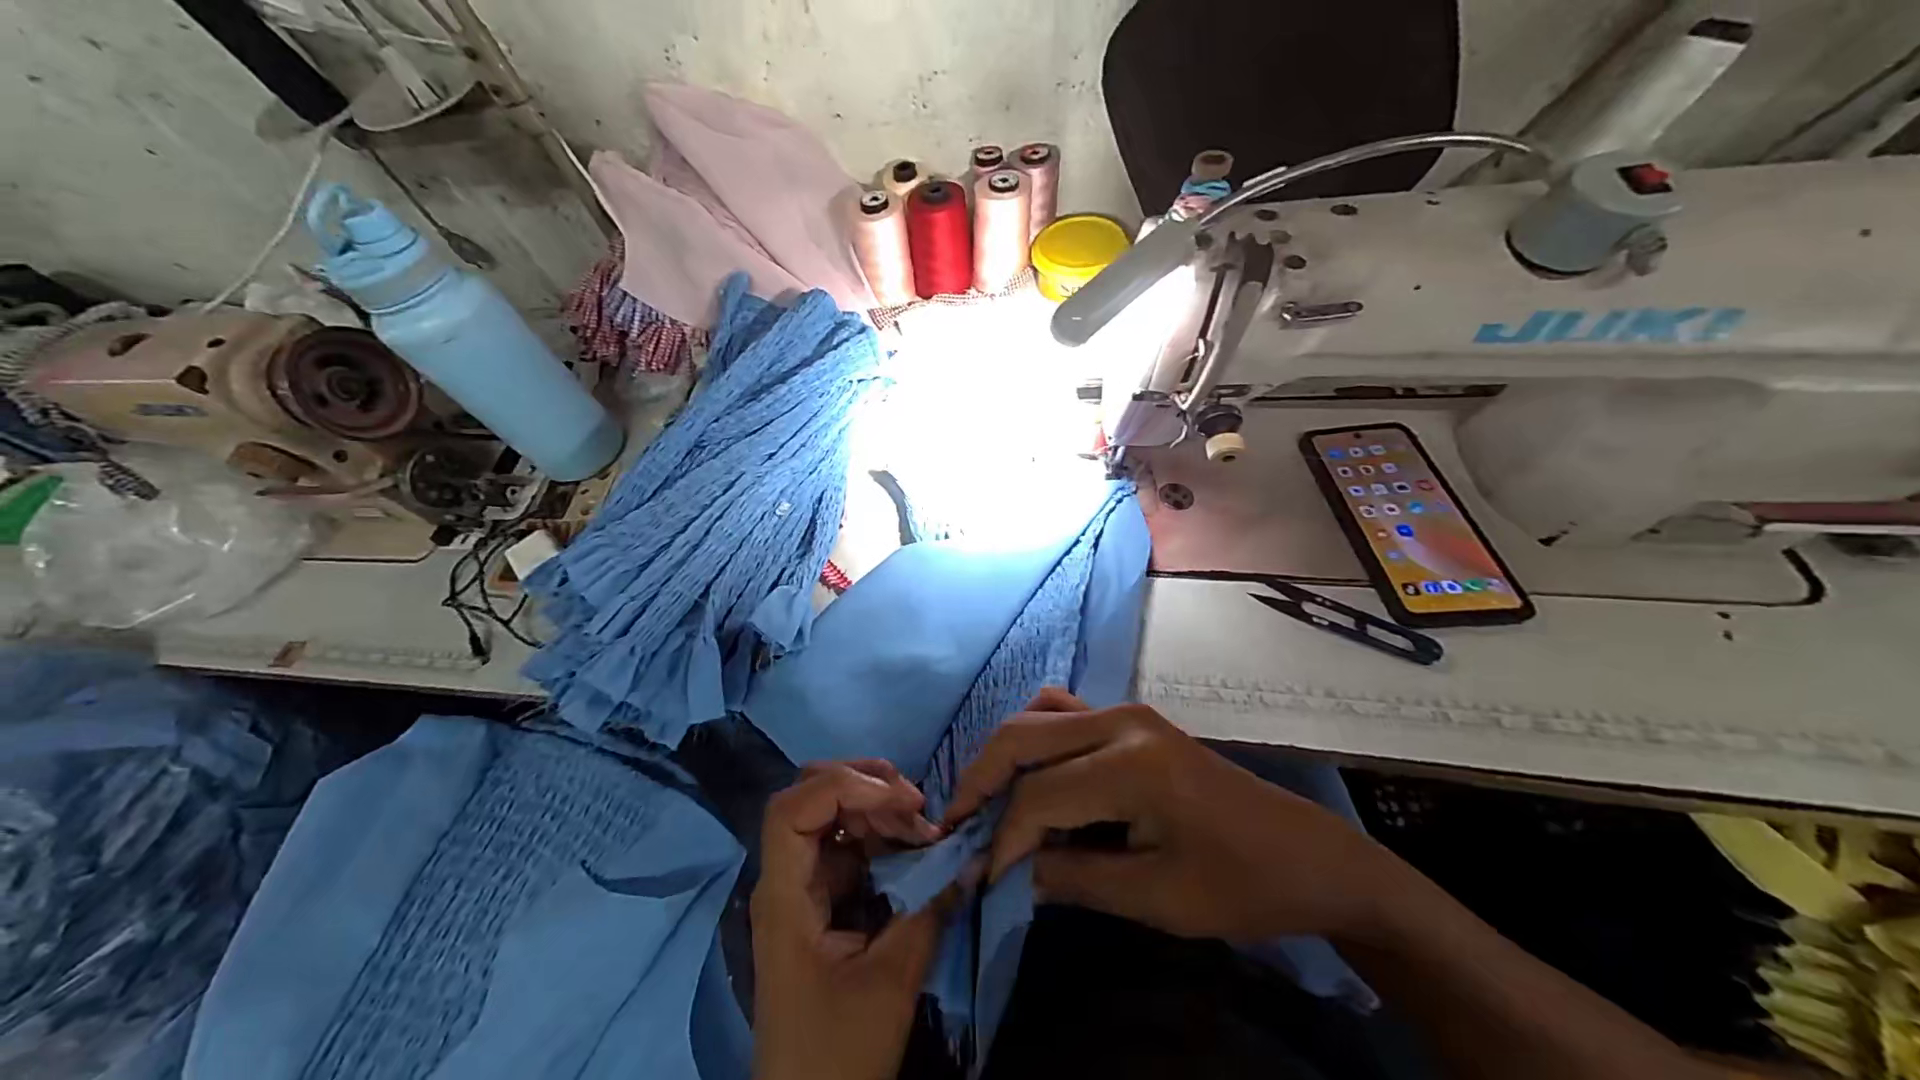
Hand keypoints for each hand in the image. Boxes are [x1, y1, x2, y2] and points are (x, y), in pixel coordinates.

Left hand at [751, 761, 953, 1079]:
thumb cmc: (839, 1050)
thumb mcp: (892, 979)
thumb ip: (929, 908)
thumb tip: (968, 857)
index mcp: (784, 897)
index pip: (794, 809)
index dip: (845, 786)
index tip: (903, 801)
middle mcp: (786, 882)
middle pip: (810, 799)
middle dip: (866, 786)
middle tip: (917, 804)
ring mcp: (802, 891)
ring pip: (831, 819)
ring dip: (879, 812)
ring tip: (924, 831)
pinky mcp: (821, 904)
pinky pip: (847, 850)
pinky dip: (881, 839)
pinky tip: (913, 850)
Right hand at [943, 690, 1417, 944]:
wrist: (1313, 858)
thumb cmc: (1243, 887)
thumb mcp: (1156, 899)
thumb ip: (1073, 880)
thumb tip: (1007, 873)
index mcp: (1132, 765)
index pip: (1037, 796)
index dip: (1001, 842)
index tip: (979, 882)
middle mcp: (1122, 722)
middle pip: (1023, 737)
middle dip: (981, 782)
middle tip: (957, 830)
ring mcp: (1129, 714)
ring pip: (1038, 717)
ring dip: (1004, 759)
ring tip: (986, 806)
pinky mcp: (1135, 722)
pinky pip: (1064, 714)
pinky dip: (1034, 743)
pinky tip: (1031, 779)